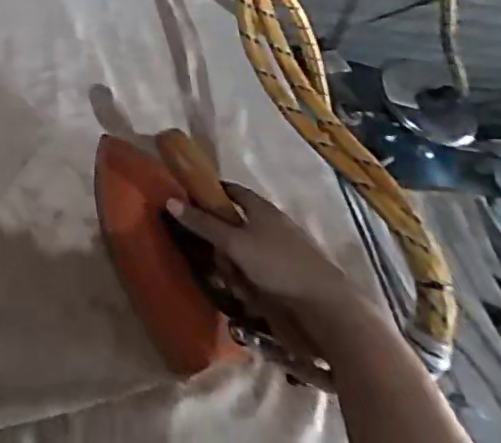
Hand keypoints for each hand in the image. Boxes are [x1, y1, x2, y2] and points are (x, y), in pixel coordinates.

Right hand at [168, 183, 371, 388]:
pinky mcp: (296, 276)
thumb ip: (202, 224)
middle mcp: (277, 225)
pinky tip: (251, 297)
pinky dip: (253, 281)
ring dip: (236, 267)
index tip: (194, 201)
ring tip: (236, 286)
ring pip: (248, 251)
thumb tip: (169, 200)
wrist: (331, 310)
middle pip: (237, 225)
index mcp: (263, 209)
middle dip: (221, 243)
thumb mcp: (233, 243)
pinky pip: (263, 271)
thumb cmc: (278, 266)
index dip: (212, 192)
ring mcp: (289, 251)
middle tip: (216, 259)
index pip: (233, 190)